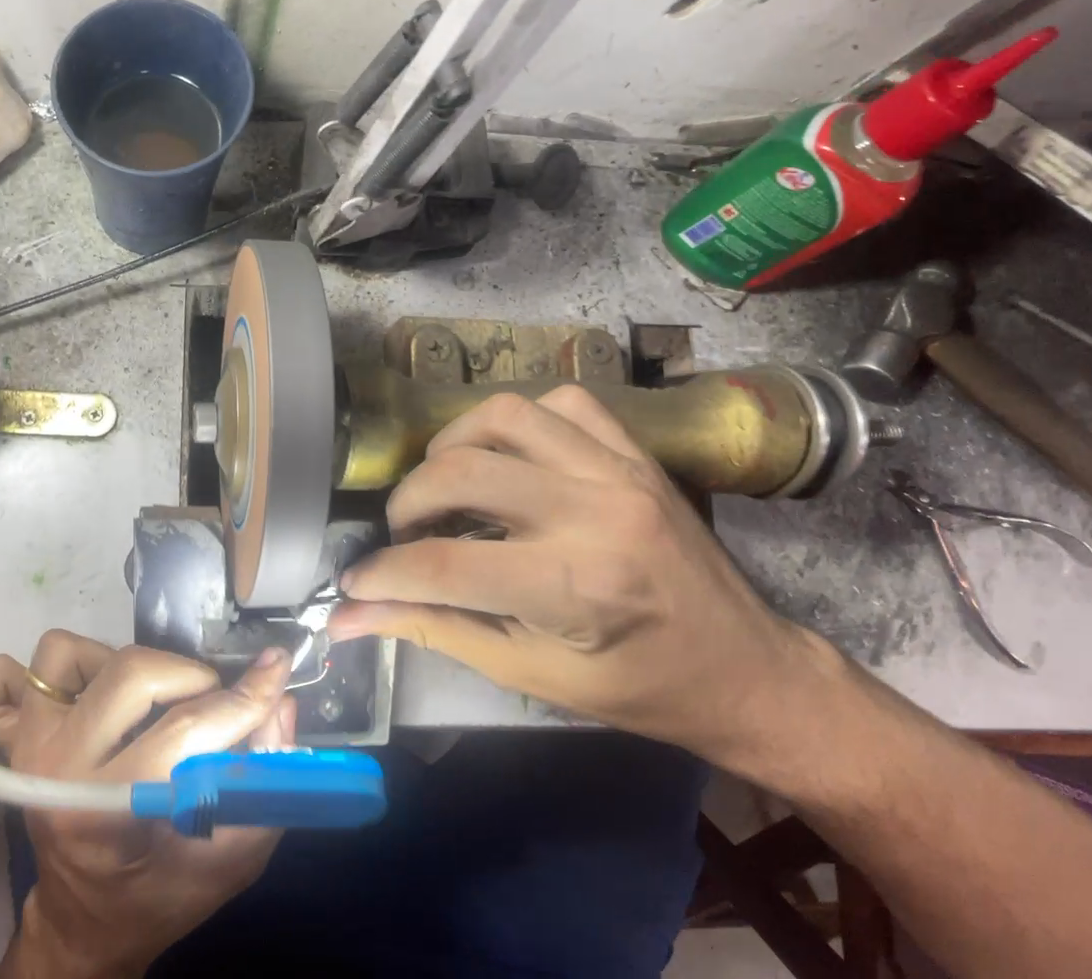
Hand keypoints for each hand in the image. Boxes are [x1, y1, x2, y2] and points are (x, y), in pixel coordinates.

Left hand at [0, 632, 294, 978]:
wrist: (86, 919)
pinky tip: (105, 695)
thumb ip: (263, 784)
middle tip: (215, 703)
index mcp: (109, 812)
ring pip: (71, 652)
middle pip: (131, 674)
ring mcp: (30, 744)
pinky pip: (30, 664)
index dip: (241, 697)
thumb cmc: (159, 895)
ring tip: (158, 702)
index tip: (276, 668)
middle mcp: (59, 768)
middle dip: (191, 678)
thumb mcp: (229, 861)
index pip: (184, 732)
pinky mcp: (16, 732)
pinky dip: (72, 665)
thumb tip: (279, 703)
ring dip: (129, 666)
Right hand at [327, 386, 835, 764]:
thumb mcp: (527, 672)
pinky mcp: (635, 453)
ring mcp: (619, 471)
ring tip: (445, 487)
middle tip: (404, 539)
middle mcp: (593, 512)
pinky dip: (516, 423)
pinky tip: (506, 460)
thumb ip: (433, 630)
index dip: (380, 574)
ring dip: (452, 448)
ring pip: (503, 416)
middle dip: (406, 507)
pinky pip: (562, 403)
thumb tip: (346, 617)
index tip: (353, 584)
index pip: (441, 564)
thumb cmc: (636, 687)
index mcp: (573, 586)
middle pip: (459, 473)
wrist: (745, 669)